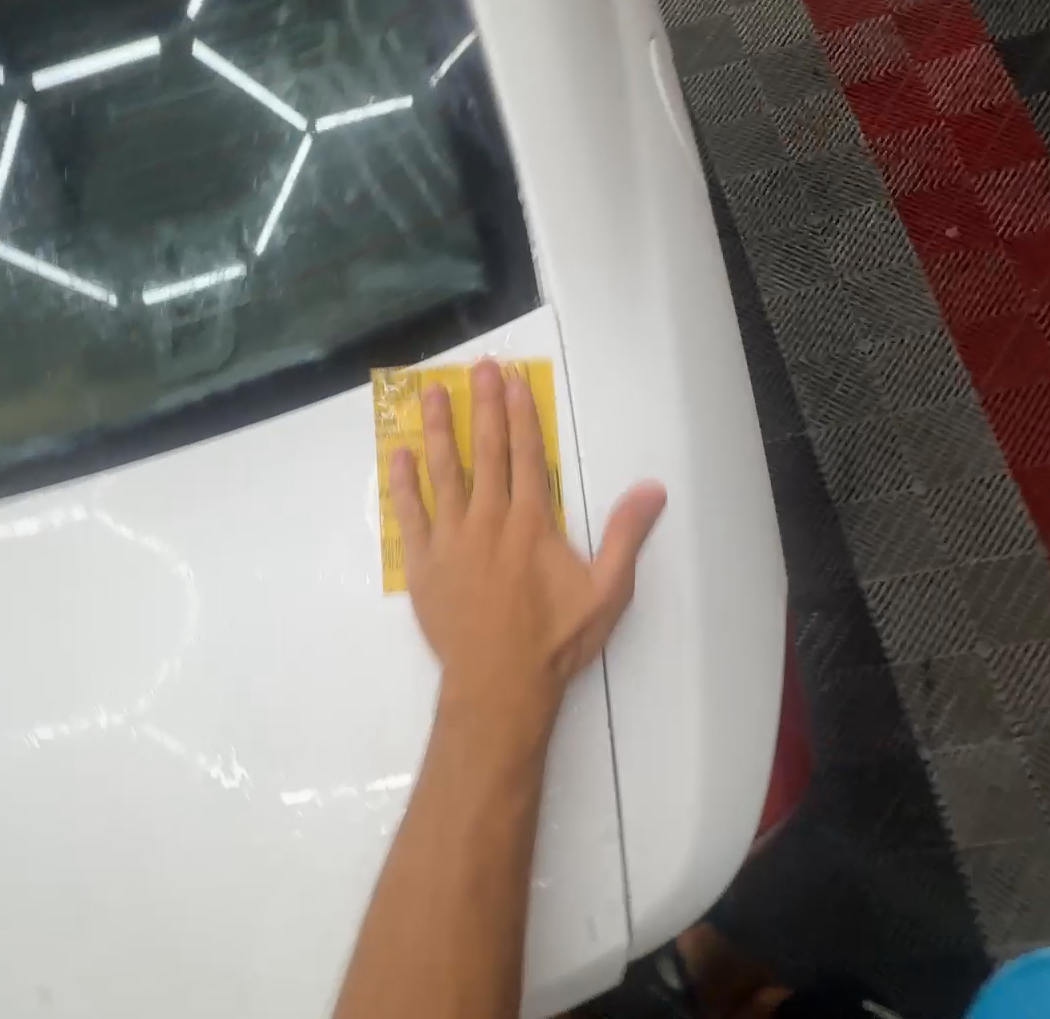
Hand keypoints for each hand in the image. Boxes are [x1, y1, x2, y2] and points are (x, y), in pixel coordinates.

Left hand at [390, 359, 667, 727]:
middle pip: (486, 452)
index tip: (513, 380)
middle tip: (477, 367)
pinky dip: (402, 483)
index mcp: (531, 521)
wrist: (499, 681)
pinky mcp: (423, 562)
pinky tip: (396, 454)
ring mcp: (451, 538)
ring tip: (433, 393)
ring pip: (444, 473)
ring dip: (439, 430)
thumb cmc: (555, 639)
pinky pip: (409, 514)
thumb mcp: (607, 591)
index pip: (526, 454)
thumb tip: (653, 488)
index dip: (520, 414)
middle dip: (483, 406)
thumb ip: (627, 536)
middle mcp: (489, 518)